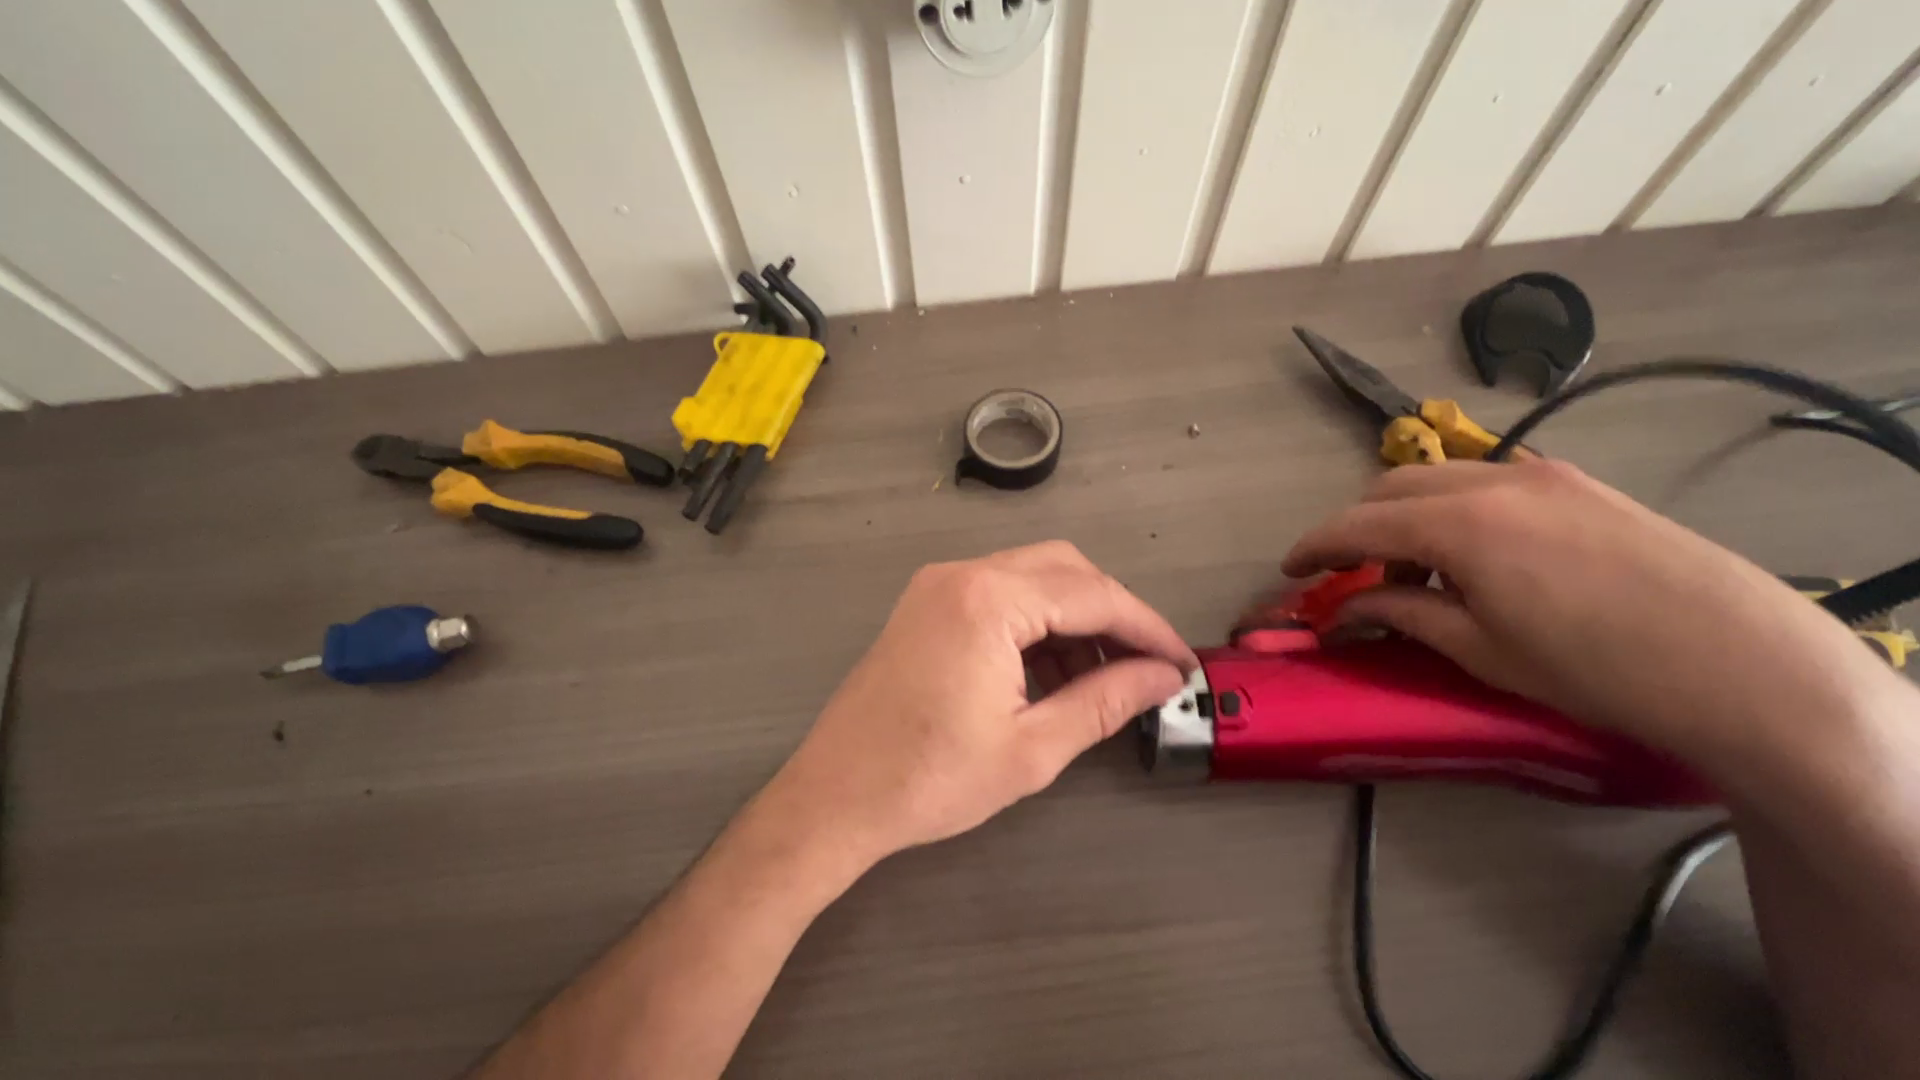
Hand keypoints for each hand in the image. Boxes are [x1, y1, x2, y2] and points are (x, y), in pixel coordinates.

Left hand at [767, 541, 1194, 865]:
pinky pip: (1000, 596)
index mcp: (989, 600)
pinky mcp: (925, 606)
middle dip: (1114, 616)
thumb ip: (1106, 701)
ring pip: (1033, 579)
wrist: (834, 797)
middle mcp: (962, 574)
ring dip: (1076, 620)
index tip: (1183, 665)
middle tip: (1147, 669)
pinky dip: (1037, 625)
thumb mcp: (1033, 748)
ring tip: (1105, 681)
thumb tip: (1164, 677)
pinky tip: (1054, 674)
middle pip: (1066, 570)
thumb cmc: (931, 779)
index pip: (1095, 595)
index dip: (1149, 628)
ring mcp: (938, 586)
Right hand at [1282, 460, 1903, 771]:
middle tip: (1350, 575)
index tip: (1289, 569)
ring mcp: (1544, 476)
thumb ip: (1405, 612)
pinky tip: (1473, 553)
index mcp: (1460, 523)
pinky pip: (1490, 481)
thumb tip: (1352, 604)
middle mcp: (1495, 480)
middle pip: (1394, 486)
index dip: (1314, 546)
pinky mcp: (1582, 485)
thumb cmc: (1594, 669)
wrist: (1742, 664)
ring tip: (1414, 569)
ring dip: (1407, 513)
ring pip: (1443, 477)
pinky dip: (1455, 506)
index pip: (1358, 523)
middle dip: (1358, 526)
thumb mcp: (1482, 649)